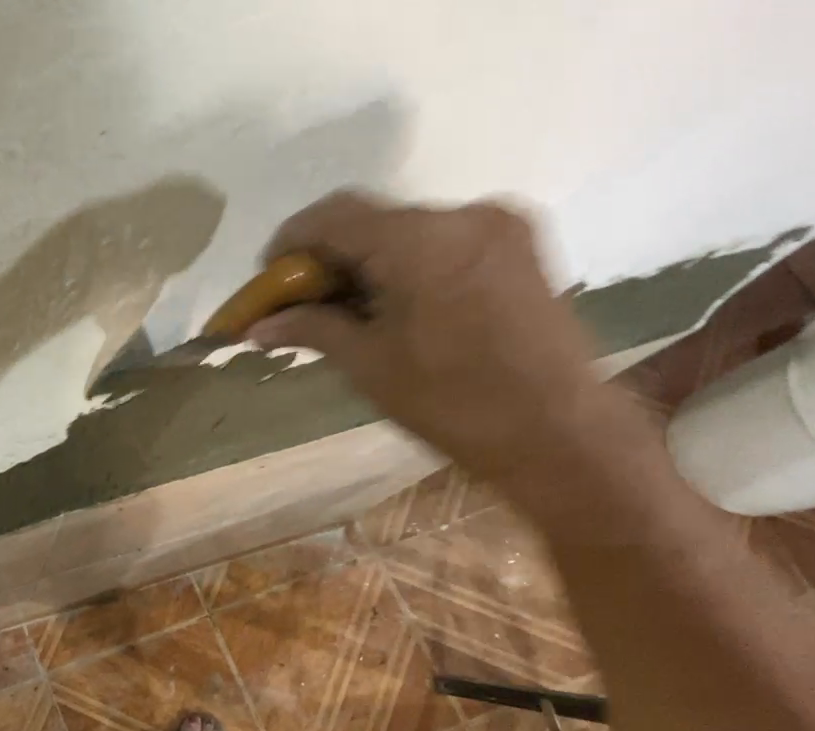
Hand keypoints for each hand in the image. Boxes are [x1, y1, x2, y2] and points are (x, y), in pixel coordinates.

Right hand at [249, 191, 658, 512]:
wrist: (556, 430)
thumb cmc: (451, 402)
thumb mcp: (368, 365)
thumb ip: (312, 329)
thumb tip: (257, 326)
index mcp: (421, 241)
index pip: (334, 216)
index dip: (290, 243)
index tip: (267, 281)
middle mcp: (463, 215)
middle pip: (371, 222)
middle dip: (328, 259)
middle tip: (299, 306)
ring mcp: (498, 226)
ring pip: (407, 232)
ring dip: (366, 264)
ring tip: (345, 313)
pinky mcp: (518, 246)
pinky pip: (442, 242)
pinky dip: (406, 265)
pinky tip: (392, 307)